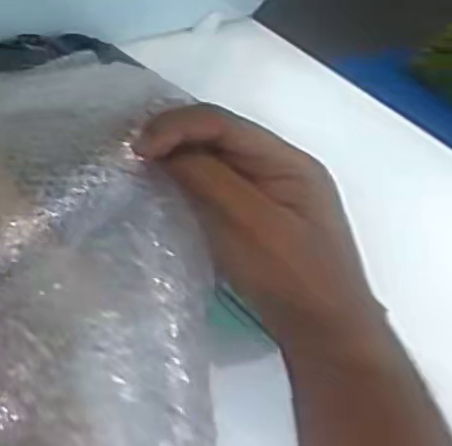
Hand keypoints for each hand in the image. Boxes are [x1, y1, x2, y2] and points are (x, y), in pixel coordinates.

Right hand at [134, 103, 383, 347]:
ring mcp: (261, 181)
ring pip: (201, 146)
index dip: (169, 126)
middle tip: (131, 153)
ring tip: (137, 162)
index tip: (137, 151)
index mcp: (287, 161)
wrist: (321, 330)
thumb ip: (200, 172)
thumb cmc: (286, 271)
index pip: (216, 121)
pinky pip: (201, 166)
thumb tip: (153, 147)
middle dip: (163, 133)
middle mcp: (275, 162)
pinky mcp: (243, 198)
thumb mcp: (243, 218)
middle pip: (207, 127)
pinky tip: (156, 176)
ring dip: (166, 149)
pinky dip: (173, 165)